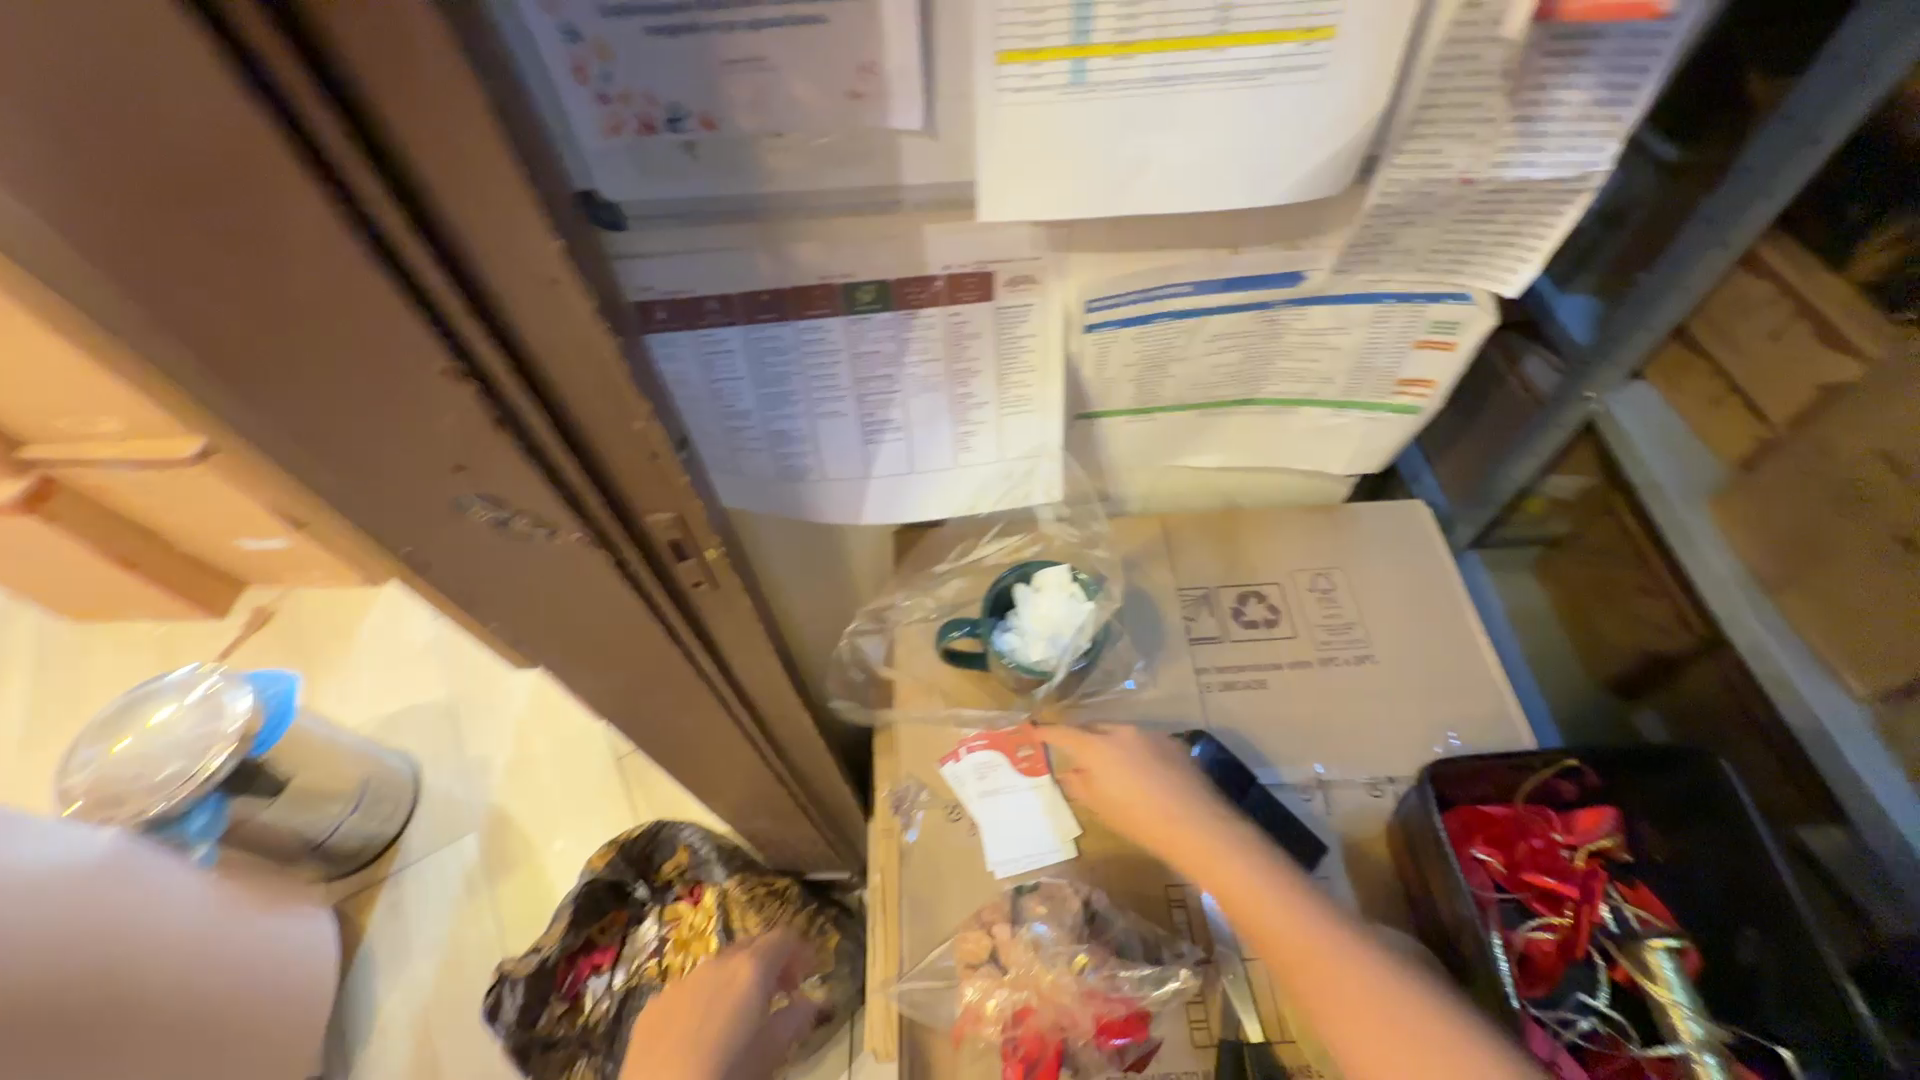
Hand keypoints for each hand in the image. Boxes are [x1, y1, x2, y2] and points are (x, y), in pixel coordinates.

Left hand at [621, 931, 821, 1079]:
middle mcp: (715, 964)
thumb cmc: (728, 1077)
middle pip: (750, 947)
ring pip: (717, 968)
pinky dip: (705, 1000)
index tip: (806, 978)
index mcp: (750, 970)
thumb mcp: (772, 1053)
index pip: (783, 938)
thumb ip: (796, 1019)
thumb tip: (811, 1002)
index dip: (799, 952)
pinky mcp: (653, 1007)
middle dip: (769, 964)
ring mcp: (680, 983)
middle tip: (780, 994)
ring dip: (736, 982)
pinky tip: (701, 1037)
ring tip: (740, 1018)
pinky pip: (688, 991)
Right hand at [1034, 724, 1240, 861]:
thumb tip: (1067, 773)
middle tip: (1074, 752)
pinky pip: (1144, 741)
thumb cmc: (1138, 820)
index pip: (1063, 733)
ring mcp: (1150, 734)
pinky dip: (1135, 751)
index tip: (1034, 730)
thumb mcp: (1100, 807)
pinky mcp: (1173, 743)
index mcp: (1096, 747)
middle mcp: (1121, 731)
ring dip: (1110, 744)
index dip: (1046, 731)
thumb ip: (1079, 784)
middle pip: (1093, 727)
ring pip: (1120, 732)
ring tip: (1111, 765)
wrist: (1196, 825)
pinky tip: (1143, 773)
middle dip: (1081, 737)